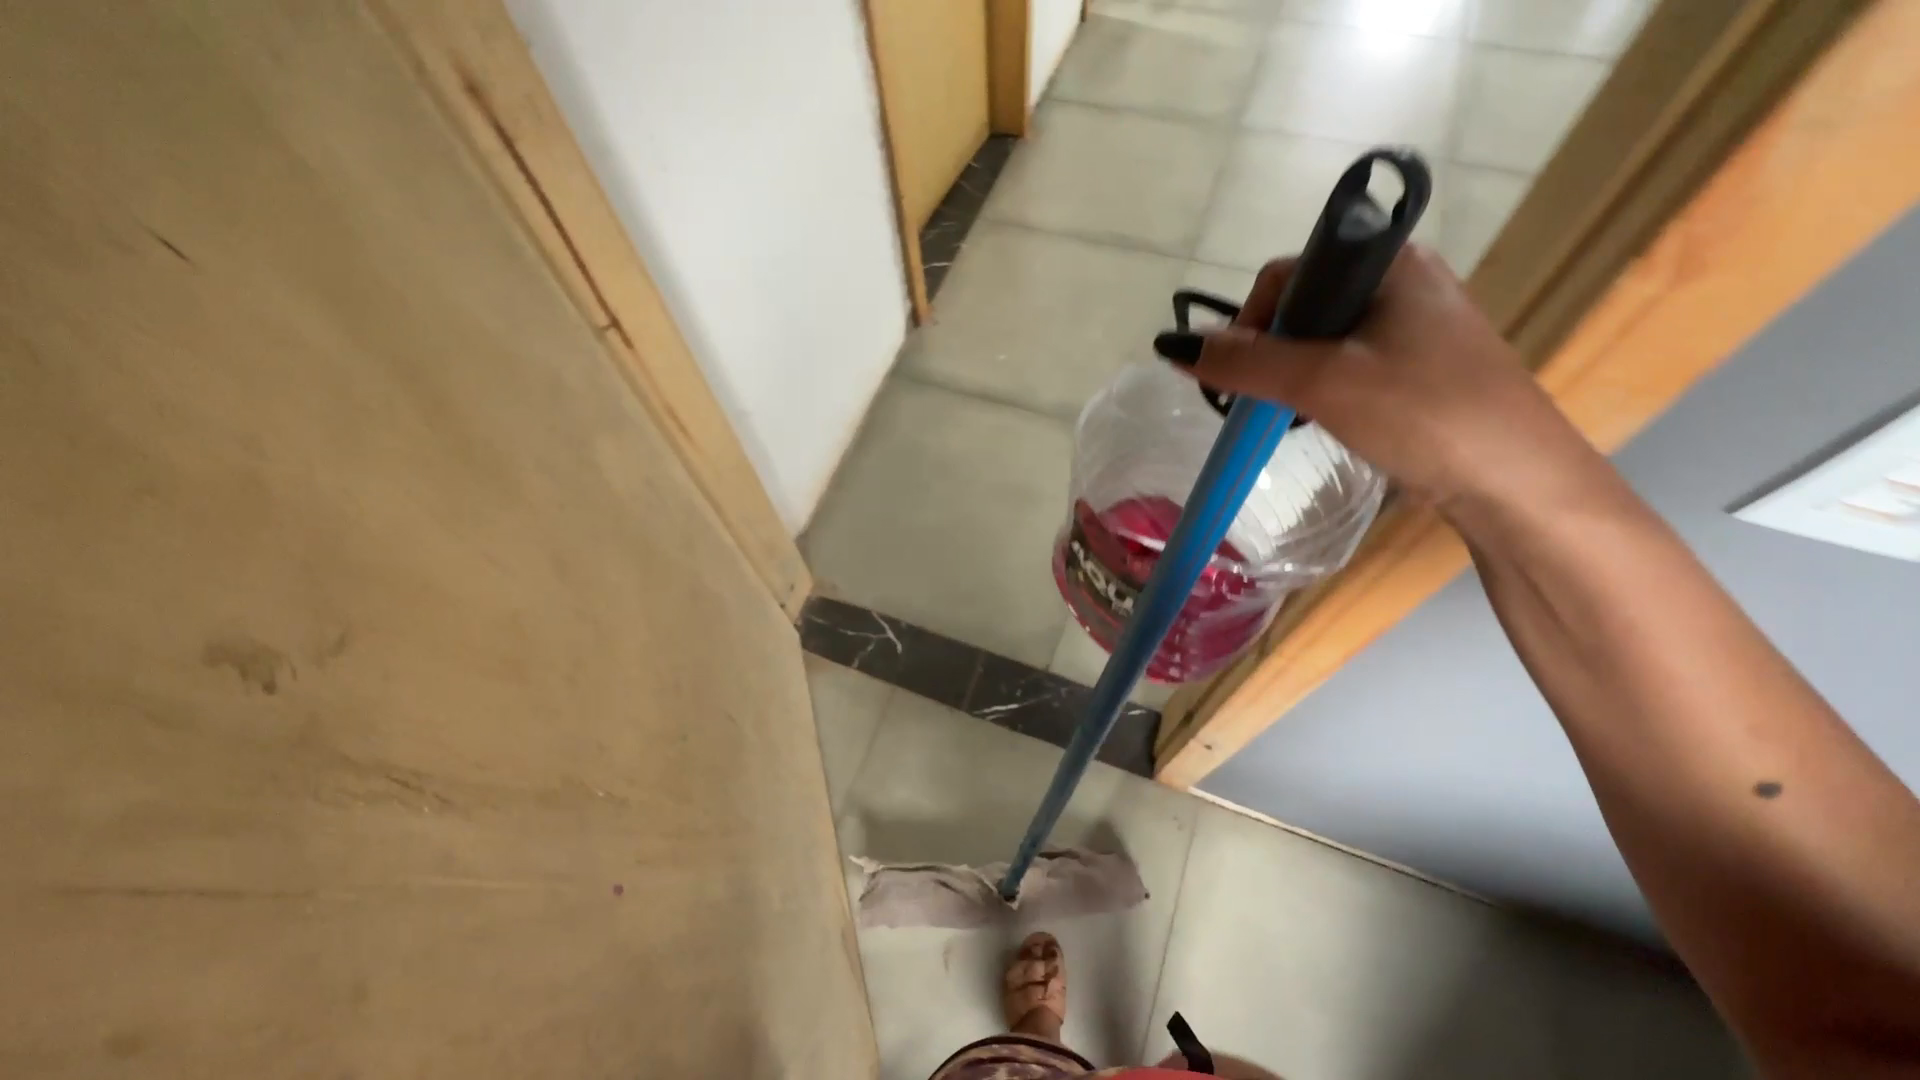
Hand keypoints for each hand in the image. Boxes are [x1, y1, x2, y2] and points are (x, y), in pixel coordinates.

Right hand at [1165, 246, 1609, 514]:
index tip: (1243, 374)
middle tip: (1269, 402)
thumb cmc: (1422, 415)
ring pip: (1326, 339)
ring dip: (1296, 376)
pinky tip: (1332, 421)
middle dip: (1272, 352)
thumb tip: (1171, 347)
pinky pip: (1353, 364)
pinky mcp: (1426, 367)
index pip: (1288, 272)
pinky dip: (1327, 390)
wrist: (1517, 482)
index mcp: (1388, 262)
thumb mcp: (1322, 383)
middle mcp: (1405, 281)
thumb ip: (1245, 361)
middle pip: (1304, 305)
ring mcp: (1419, 326)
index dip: (1252, 319)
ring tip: (1298, 417)